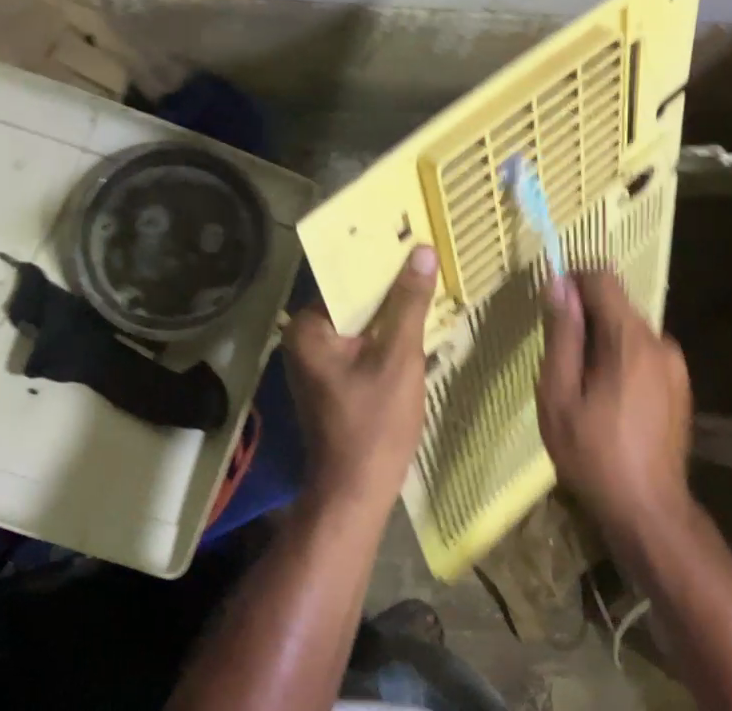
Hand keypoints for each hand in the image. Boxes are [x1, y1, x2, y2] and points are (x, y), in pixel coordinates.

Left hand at [285, 246, 436, 516]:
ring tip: (428, 285)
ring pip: (359, 323)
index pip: (345, 279)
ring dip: (390, 311)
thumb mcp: (399, 357)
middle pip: (352, 300)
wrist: (356, 491)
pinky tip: (416, 325)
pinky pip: (360, 344)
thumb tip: (421, 251)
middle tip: (427, 260)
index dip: (381, 261)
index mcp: (307, 327)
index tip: (412, 240)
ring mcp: (315, 361)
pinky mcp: (330, 379)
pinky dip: (384, 336)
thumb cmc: (374, 424)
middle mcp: (302, 338)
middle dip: (389, 286)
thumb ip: (409, 303)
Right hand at [536, 270, 692, 529]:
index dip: (572, 282)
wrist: (648, 511)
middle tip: (558, 362)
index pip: (603, 279)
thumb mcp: (559, 394)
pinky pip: (642, 354)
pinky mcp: (679, 386)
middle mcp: (661, 343)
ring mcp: (675, 366)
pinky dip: (619, 361)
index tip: (549, 308)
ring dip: (601, 343)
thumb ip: (562, 335)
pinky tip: (604, 401)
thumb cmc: (593, 454)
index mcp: (631, 341)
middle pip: (616, 306)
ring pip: (628, 331)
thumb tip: (558, 284)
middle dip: (584, 319)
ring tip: (579, 387)